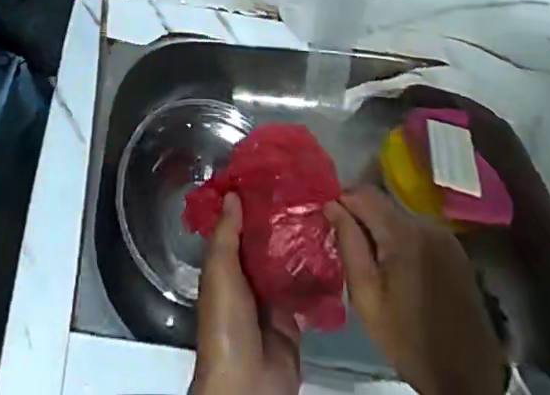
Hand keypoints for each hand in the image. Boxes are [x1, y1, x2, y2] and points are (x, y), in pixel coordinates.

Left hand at [190, 193, 301, 394]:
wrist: (250, 383)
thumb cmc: (227, 323)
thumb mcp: (221, 271)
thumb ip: (227, 234)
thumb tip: (231, 194)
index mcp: (222, 268)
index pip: (234, 229)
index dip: (246, 205)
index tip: (267, 175)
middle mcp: (245, 280)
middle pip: (261, 245)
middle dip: (277, 222)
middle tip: (302, 189)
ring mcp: (269, 300)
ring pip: (284, 265)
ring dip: (297, 244)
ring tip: (319, 210)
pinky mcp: (293, 319)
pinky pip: (303, 291)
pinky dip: (314, 274)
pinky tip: (329, 249)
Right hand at [325, 187, 505, 394]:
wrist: (468, 379)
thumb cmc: (409, 342)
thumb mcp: (367, 298)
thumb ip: (348, 244)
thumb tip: (331, 205)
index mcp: (404, 234)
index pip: (362, 193)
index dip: (340, 201)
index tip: (328, 222)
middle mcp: (427, 225)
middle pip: (381, 202)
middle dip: (359, 216)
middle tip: (345, 244)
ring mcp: (446, 236)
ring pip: (398, 215)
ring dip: (380, 228)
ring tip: (371, 260)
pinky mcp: (456, 250)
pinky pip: (416, 230)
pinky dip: (400, 238)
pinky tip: (398, 268)